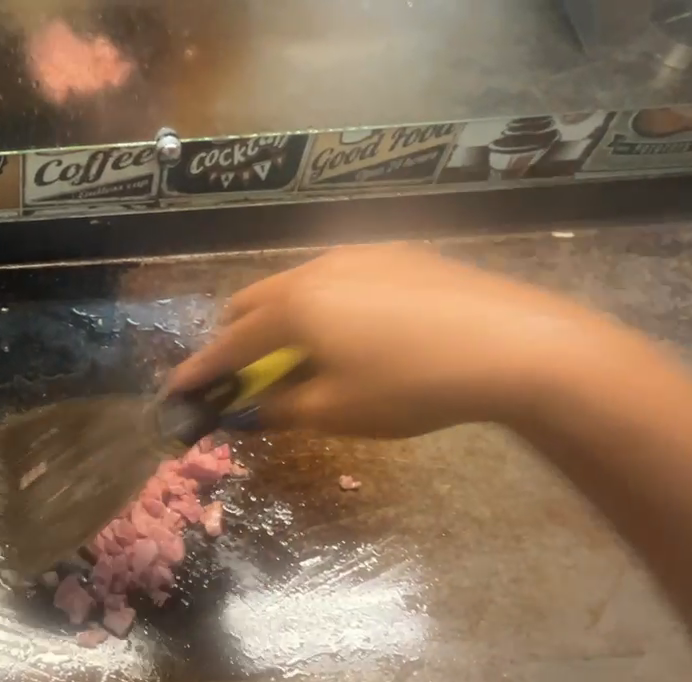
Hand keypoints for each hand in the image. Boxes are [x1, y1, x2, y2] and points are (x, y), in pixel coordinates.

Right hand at [165, 244, 658, 437]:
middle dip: (232, 339)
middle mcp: (317, 270)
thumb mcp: (334, 412)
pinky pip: (336, 280)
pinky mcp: (401, 257)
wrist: (518, 347)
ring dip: (275, 321)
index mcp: (293, 308)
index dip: (198, 373)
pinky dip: (318, 308)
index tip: (174, 393)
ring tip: (292, 356)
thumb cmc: (410, 386)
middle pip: (251, 302)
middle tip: (236, 376)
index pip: (227, 345)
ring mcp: (361, 257)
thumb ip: (277, 411)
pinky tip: (347, 335)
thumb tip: (244, 414)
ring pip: (294, 286)